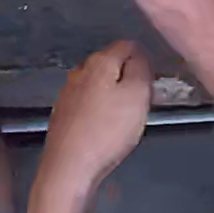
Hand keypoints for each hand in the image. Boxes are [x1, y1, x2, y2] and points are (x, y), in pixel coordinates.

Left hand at [35, 40, 153, 209]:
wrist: (68, 167)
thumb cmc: (108, 129)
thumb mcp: (137, 95)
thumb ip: (141, 69)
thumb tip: (138, 56)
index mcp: (100, 61)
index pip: (128, 45)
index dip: (144, 59)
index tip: (152, 82)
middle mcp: (80, 69)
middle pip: (112, 62)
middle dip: (128, 76)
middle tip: (141, 101)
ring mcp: (68, 90)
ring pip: (98, 82)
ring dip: (112, 93)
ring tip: (123, 117)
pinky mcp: (62, 111)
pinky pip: (87, 100)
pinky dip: (98, 108)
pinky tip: (103, 127)